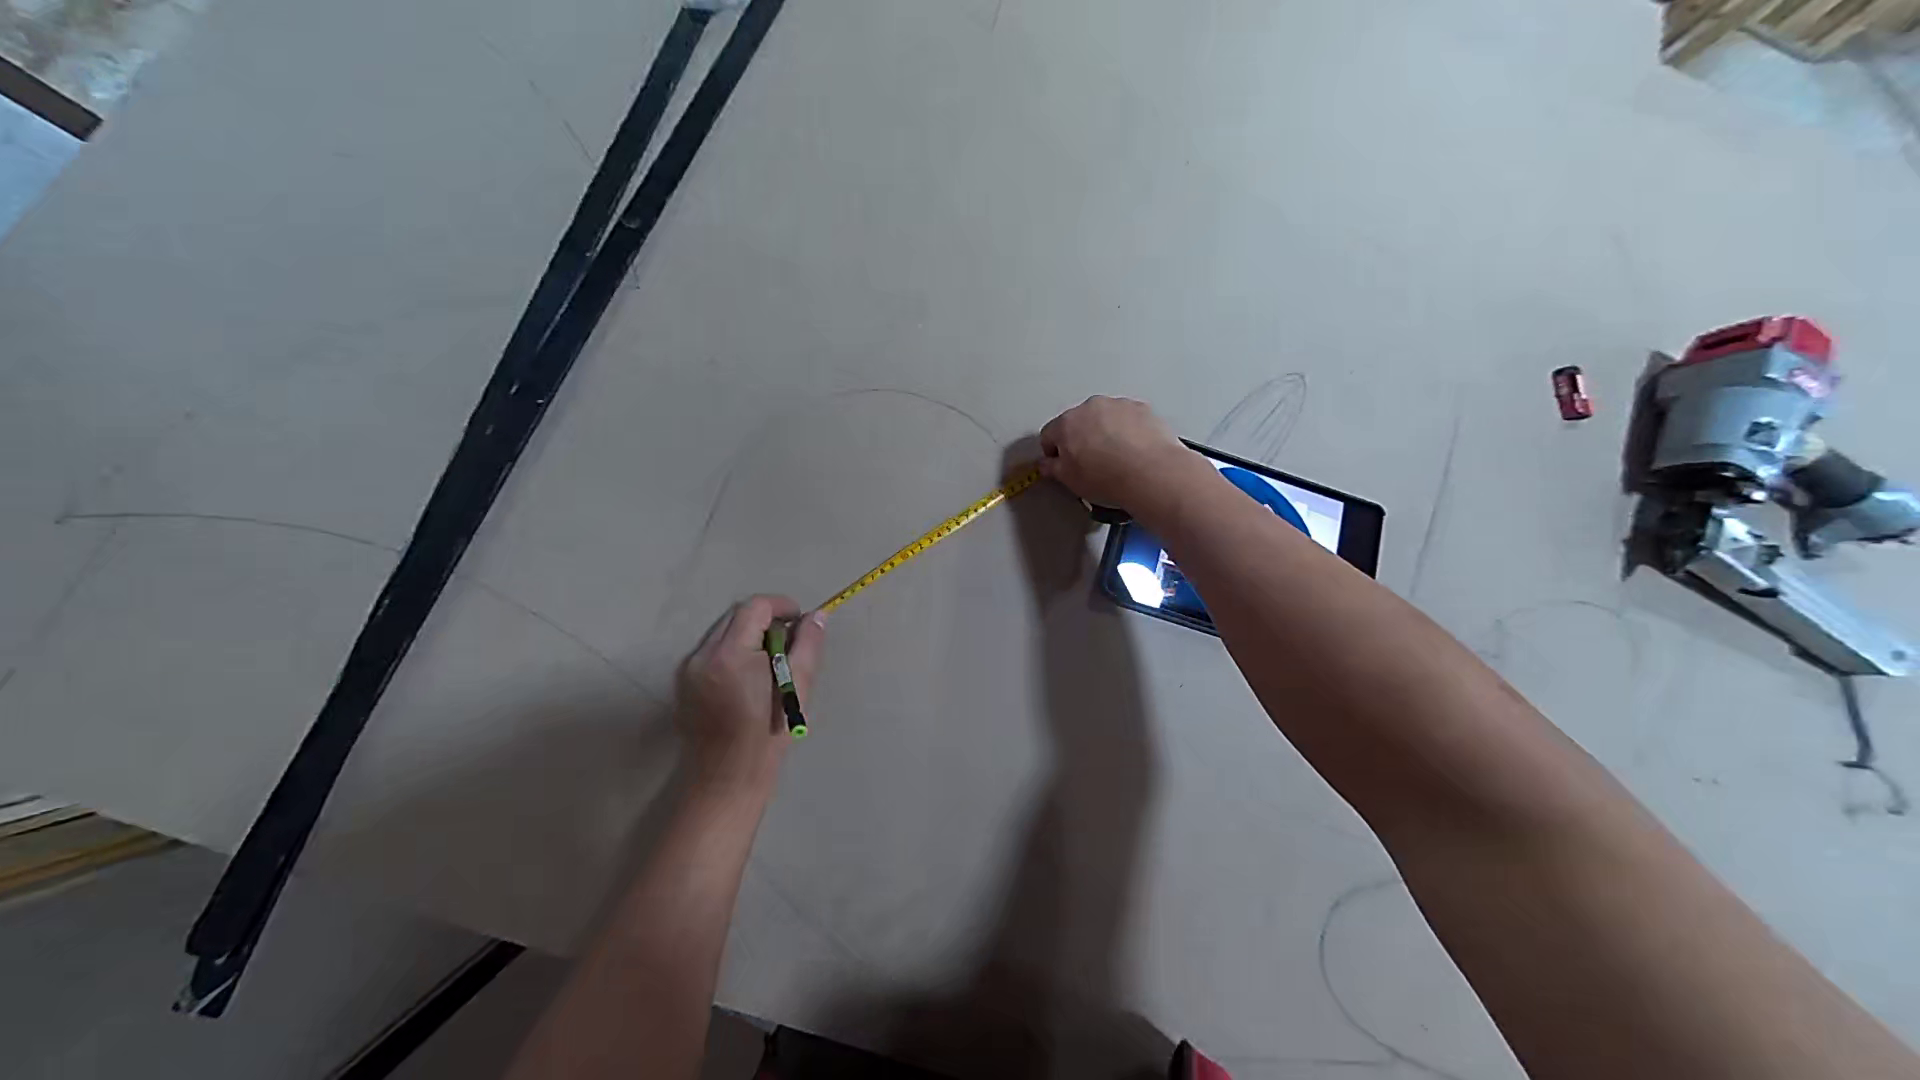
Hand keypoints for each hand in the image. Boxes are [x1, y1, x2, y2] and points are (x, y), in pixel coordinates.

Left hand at [676, 596, 825, 794]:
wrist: (727, 780)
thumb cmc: (768, 736)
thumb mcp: (797, 688)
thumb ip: (808, 646)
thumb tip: (817, 616)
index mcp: (730, 655)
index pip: (755, 607)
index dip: (782, 606)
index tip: (800, 621)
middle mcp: (702, 656)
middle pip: (736, 616)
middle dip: (765, 621)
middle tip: (789, 644)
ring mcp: (688, 670)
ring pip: (723, 633)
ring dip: (749, 636)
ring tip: (771, 664)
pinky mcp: (684, 684)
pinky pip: (712, 652)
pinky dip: (733, 653)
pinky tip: (749, 680)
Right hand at [1038, 396, 1205, 510]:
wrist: (1149, 473)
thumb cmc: (1109, 476)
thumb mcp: (1069, 480)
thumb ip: (1053, 467)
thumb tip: (1050, 464)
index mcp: (1066, 423)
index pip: (1049, 434)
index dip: (1053, 452)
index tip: (1061, 463)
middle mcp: (1091, 408)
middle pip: (1077, 422)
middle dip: (1080, 439)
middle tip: (1089, 464)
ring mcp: (1118, 406)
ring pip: (1104, 418)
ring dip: (1105, 433)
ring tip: (1114, 459)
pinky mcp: (1142, 410)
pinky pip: (1128, 419)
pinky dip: (1128, 431)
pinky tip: (1132, 452)